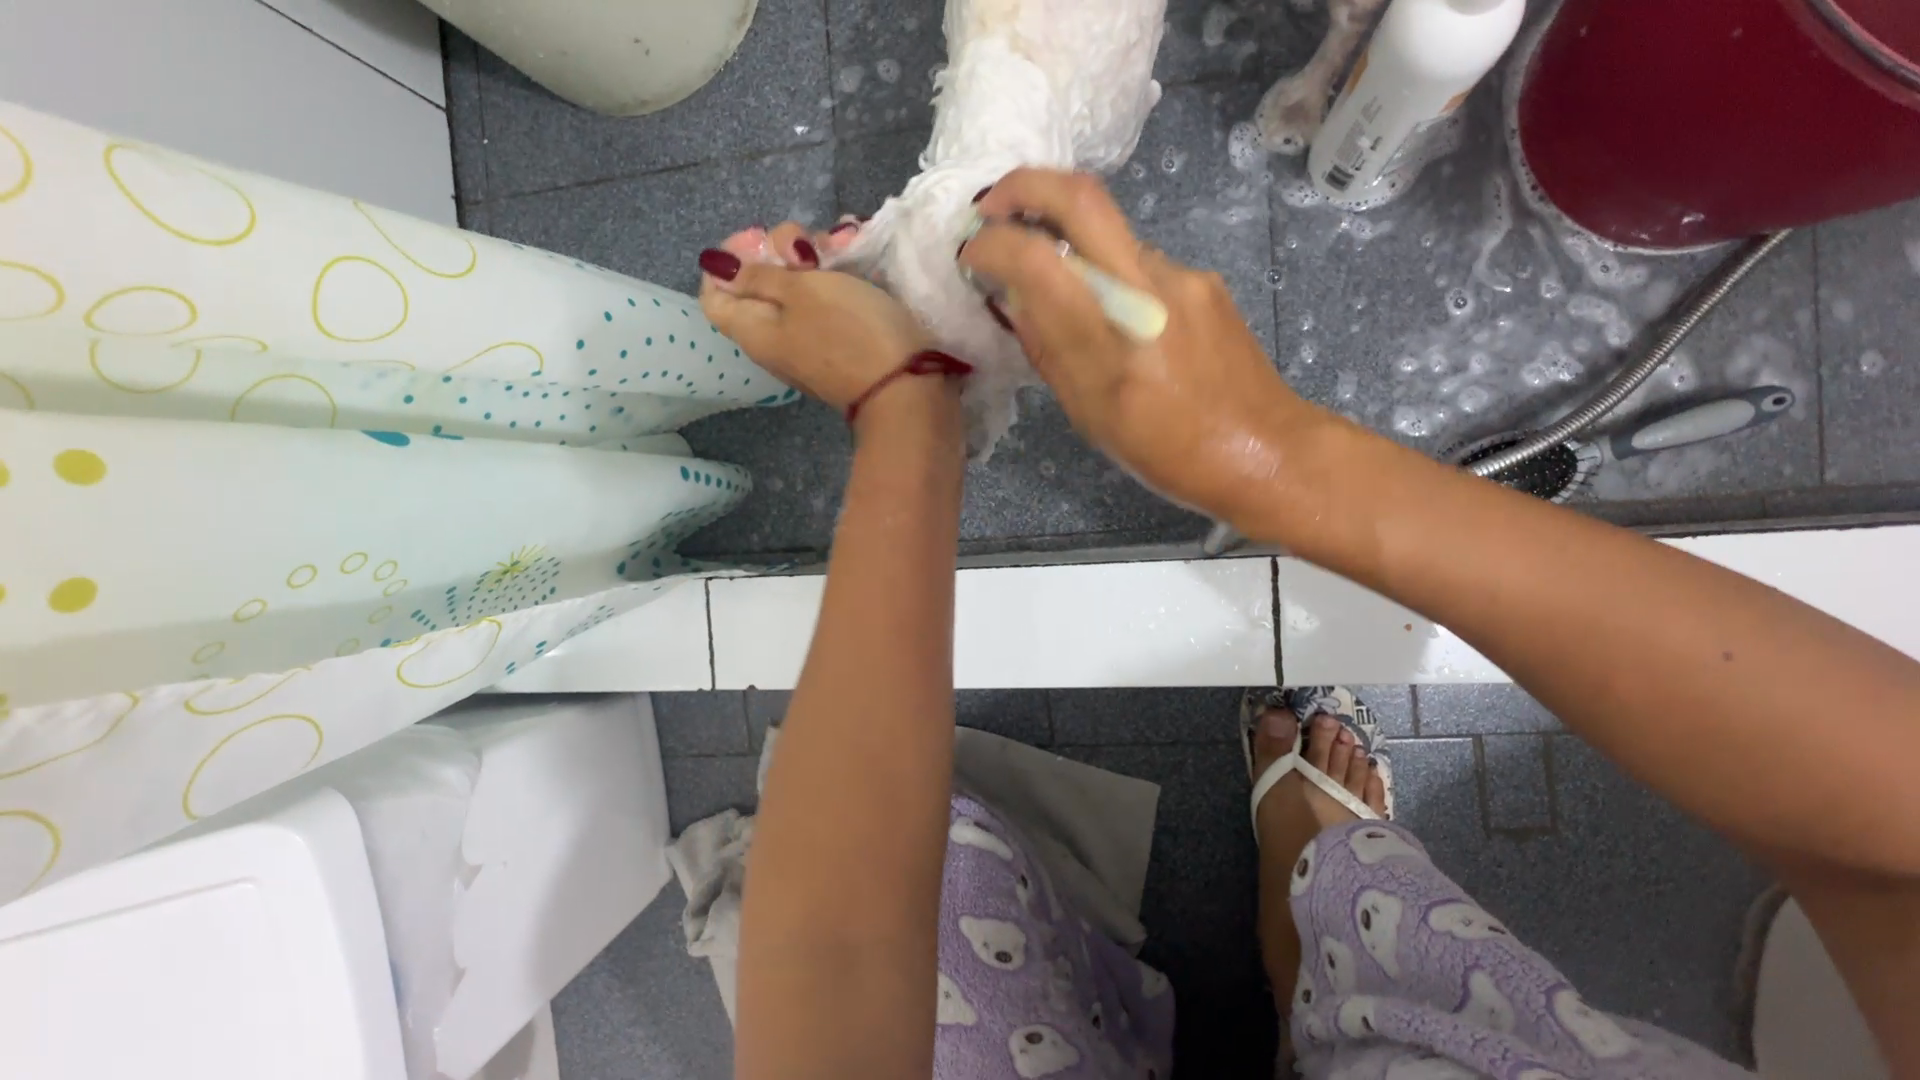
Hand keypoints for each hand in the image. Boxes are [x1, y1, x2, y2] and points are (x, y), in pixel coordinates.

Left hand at [699, 222, 932, 410]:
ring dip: (817, 261)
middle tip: (809, 246)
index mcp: (754, 330)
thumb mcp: (802, 291)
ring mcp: (812, 342)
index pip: (715, 294)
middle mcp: (776, 338)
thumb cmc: (851, 333)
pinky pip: (829, 305)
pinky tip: (858, 260)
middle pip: (760, 286)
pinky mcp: (844, 342)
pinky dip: (839, 279)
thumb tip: (717, 267)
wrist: (908, 387)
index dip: (728, 261)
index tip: (758, 241)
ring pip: (799, 290)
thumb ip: (758, 276)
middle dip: (780, 252)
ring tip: (844, 246)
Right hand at [958, 169, 1337, 522]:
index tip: (970, 254)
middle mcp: (1150, 289)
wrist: (1266, 450)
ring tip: (1059, 298)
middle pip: (1082, 197)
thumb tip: (1016, 300)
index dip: (992, 244)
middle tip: (989, 210)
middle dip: (1023, 187)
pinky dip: (1111, 278)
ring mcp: (1183, 277)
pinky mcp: (1204, 279)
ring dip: (1071, 248)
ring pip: (1110, 237)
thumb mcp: (1092, 417)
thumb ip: (1051, 351)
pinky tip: (1118, 324)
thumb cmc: (1169, 453)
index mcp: (1113, 340)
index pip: (1039, 259)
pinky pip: (1140, 264)